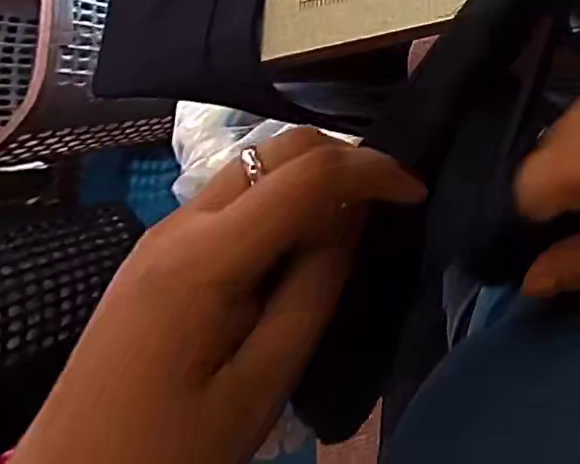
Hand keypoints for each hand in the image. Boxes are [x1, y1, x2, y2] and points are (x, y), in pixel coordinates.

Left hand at [15, 130, 424, 463]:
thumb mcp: (263, 379)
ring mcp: (165, 230)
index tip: (417, 194)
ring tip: (351, 217)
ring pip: (261, 161)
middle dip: (348, 158)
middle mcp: (180, 223)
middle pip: (283, 146)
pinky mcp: (162, 247)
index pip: (308, 173)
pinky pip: (240, 190)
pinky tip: (303, 237)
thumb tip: (356, 212)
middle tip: (387, 199)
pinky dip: (288, 193)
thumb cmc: (168, 453)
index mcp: (202, 258)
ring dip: (318, 173)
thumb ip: (317, 283)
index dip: (374, 170)